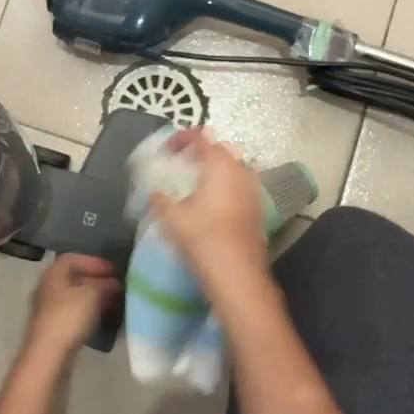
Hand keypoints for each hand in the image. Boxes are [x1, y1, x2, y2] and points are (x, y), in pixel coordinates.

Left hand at [26, 254, 121, 358]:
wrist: (49, 354)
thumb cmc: (70, 316)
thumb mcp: (92, 294)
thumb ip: (105, 284)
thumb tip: (114, 282)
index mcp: (54, 273)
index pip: (74, 258)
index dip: (95, 262)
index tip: (115, 270)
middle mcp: (49, 287)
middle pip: (75, 277)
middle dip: (98, 280)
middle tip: (119, 286)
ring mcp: (50, 308)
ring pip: (77, 296)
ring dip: (96, 297)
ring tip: (116, 301)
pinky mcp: (55, 327)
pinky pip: (75, 312)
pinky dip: (90, 311)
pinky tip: (105, 317)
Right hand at [148, 128, 271, 293]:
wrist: (238, 275)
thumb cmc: (204, 239)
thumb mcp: (172, 218)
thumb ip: (161, 199)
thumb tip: (156, 194)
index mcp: (220, 165)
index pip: (201, 138)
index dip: (181, 138)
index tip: (167, 149)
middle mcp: (241, 170)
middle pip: (219, 150)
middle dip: (199, 153)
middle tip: (179, 165)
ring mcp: (253, 189)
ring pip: (232, 168)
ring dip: (213, 170)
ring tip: (194, 184)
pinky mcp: (257, 207)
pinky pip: (238, 184)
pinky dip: (224, 185)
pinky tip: (211, 203)